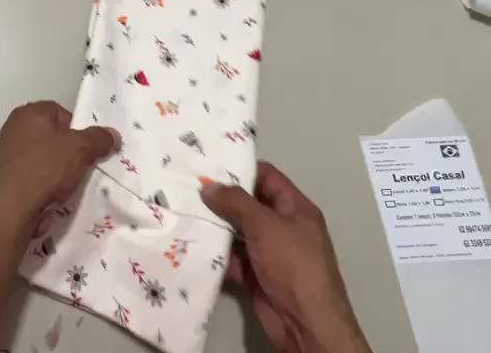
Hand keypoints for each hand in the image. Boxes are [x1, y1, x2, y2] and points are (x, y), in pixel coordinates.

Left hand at [0, 100, 119, 216]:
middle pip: (51, 135)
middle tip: (82, 165)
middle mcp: (14, 128)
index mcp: (28, 112)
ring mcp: (8, 153)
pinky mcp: (8, 177)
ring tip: (71, 183)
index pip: (59, 111)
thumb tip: (113, 134)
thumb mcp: (80, 148)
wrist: (15, 206)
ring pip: (43, 156)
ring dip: (57, 169)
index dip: (76, 128)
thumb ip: (99, 138)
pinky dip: (45, 183)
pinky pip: (34, 174)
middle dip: (68, 150)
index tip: (86, 147)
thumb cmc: (46, 167)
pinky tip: (56, 194)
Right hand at [201, 162, 371, 352]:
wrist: (306, 325)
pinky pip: (233, 258)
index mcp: (295, 208)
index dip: (241, 169)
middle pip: (249, 203)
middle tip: (188, 187)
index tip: (209, 164)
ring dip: (216, 227)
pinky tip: (193, 245)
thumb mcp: (265, 224)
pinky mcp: (257, 276)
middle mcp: (283, 227)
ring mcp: (270, 253)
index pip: (267, 176)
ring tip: (184, 212)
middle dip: (221, 198)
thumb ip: (235, 201)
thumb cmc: (293, 264)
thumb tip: (208, 185)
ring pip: (238, 231)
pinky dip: (217, 254)